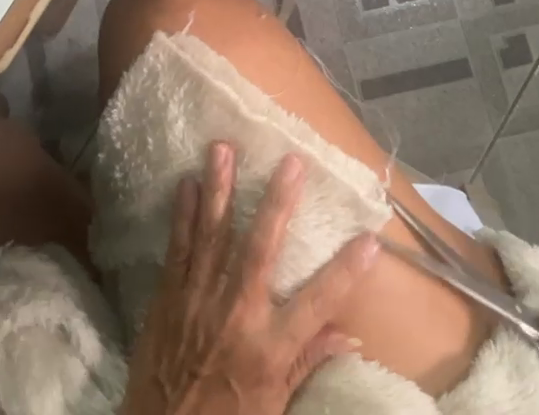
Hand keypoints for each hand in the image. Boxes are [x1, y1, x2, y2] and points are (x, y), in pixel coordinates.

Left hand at [120, 142, 381, 414]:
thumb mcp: (276, 403)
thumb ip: (308, 360)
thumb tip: (350, 334)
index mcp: (268, 348)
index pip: (318, 303)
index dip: (346, 272)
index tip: (371, 239)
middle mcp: (235, 316)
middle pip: (260, 250)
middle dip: (277, 203)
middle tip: (291, 161)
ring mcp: (197, 300)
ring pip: (212, 235)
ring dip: (219, 189)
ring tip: (223, 148)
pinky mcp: (167, 296)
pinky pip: (177, 248)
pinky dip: (182, 214)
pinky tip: (185, 182)